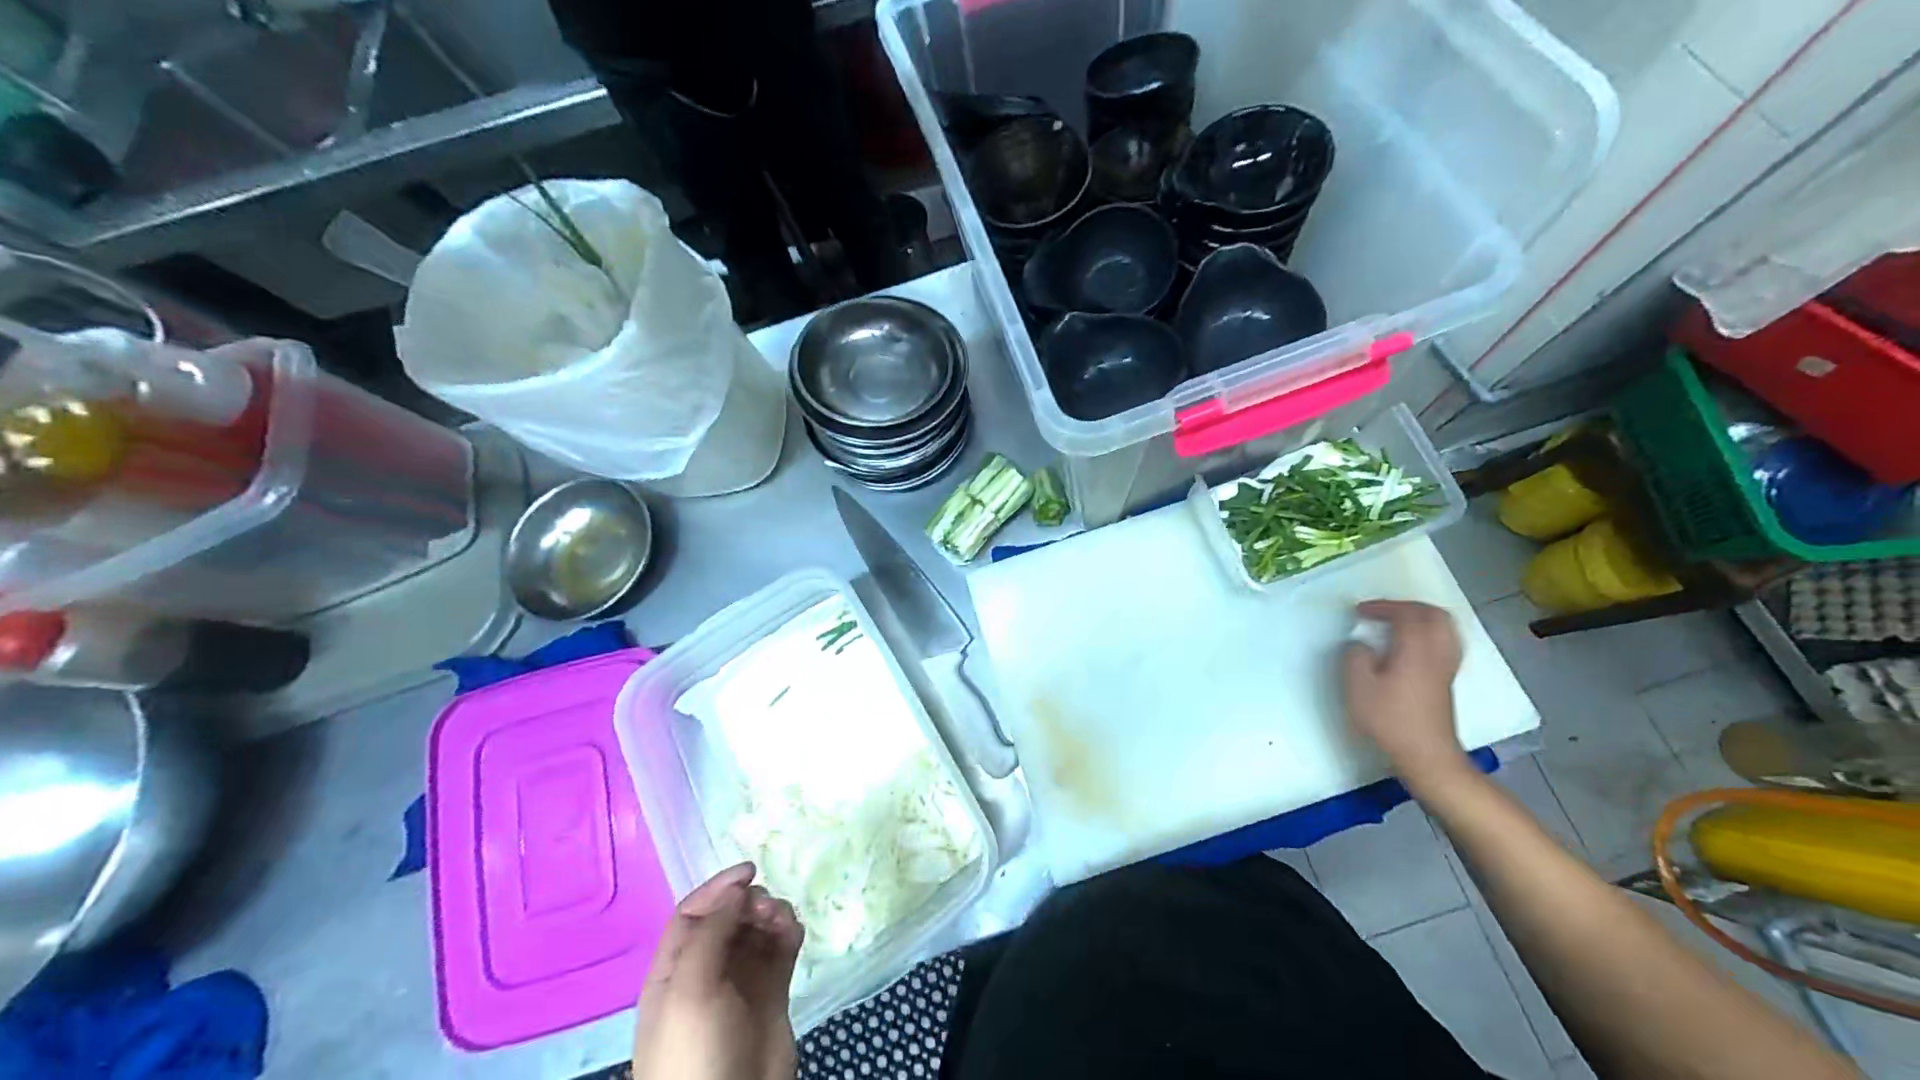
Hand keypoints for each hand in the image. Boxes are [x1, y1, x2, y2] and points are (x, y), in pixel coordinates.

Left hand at [634, 862, 804, 1079]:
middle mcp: (706, 972)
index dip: (719, 888)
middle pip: (729, 919)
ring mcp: (740, 985)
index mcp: (674, 972)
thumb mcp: (689, 990)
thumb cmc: (694, 1053)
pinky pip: (780, 952)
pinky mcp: (772, 996)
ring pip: (757, 932)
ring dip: (772, 916)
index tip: (750, 871)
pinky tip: (795, 931)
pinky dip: (789, 935)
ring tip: (784, 922)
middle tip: (767, 908)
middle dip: (749, 904)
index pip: (693, 914)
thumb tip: (737, 889)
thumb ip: (710, 933)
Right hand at [1341, 600, 1469, 787]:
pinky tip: (1413, 645)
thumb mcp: (1358, 688)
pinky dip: (1430, 634)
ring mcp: (1446, 666)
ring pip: (1445, 628)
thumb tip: (1360, 645)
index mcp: (1415, 649)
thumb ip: (1355, 657)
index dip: (1382, 606)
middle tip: (1382, 611)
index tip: (1359, 612)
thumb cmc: (1390, 720)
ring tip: (1398, 623)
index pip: (1406, 614)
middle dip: (1407, 606)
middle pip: (1433, 614)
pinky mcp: (1447, 680)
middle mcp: (1437, 652)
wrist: (1426, 755)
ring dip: (1421, 618)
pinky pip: (1446, 642)